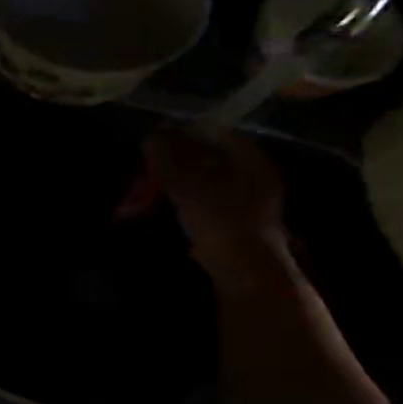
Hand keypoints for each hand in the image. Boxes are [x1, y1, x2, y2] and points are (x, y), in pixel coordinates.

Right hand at [143, 126, 286, 273]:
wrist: (245, 273)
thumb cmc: (222, 224)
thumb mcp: (190, 187)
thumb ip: (169, 161)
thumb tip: (150, 138)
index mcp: (250, 160)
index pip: (216, 131)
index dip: (184, 130)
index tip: (157, 136)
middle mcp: (252, 173)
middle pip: (210, 153)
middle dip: (178, 154)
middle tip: (150, 158)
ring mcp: (245, 197)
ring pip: (206, 175)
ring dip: (178, 175)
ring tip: (152, 180)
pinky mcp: (232, 218)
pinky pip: (204, 195)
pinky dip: (184, 194)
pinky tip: (167, 200)